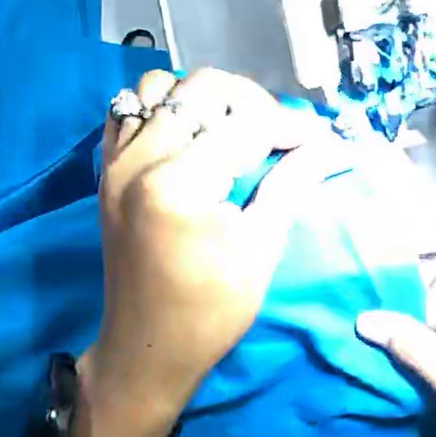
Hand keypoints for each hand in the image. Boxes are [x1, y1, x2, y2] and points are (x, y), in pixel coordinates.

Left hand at [81, 69, 338, 436]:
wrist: (146, 349)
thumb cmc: (209, 312)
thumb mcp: (260, 251)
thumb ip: (291, 185)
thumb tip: (328, 146)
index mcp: (179, 184)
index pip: (247, 126)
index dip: (292, 127)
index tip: (322, 140)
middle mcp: (139, 159)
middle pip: (205, 89)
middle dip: (253, 103)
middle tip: (281, 135)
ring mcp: (116, 161)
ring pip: (164, 87)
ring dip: (207, 100)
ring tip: (234, 130)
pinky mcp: (107, 170)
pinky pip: (128, 109)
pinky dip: (162, 108)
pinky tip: (189, 136)